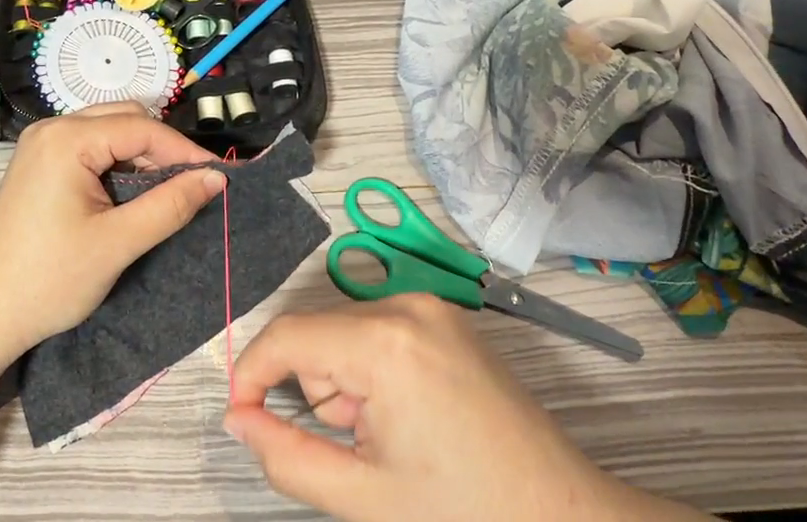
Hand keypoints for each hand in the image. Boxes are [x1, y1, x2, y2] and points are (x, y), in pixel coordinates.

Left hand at [0, 102, 225, 360]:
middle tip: (192, 186)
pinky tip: (130, 193)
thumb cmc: (49, 279)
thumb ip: (170, 205)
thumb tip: (216, 179)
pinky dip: (116, 162)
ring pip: (107, 130)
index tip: (219, 177)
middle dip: (162, 148)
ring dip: (140, 154)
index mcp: (66, 139)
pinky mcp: (37, 163)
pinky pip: (88, 146)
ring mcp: (40, 144)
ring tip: (166, 191)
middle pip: (124, 118)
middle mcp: (50, 129)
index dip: (183, 151)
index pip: (141, 127)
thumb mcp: (118, 244)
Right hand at [224, 296, 707, 521]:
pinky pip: (376, 334)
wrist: (569, 518)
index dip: (252, 375)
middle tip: (363, 450)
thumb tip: (237, 419)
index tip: (243, 419)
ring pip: (343, 336)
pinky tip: (411, 417)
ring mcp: (430, 307)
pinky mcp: (445, 320)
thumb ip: (285, 456)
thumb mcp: (363, 496)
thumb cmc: (466, 512)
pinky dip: (373, 374)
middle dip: (321, 396)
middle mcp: (406, 305)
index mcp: (385, 341)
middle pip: (317, 337)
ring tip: (393, 438)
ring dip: (348, 389)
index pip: (287, 337)